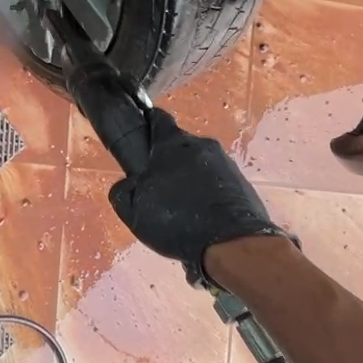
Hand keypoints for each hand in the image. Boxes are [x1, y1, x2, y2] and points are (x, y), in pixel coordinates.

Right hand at [107, 108, 284, 280]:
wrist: (230, 243)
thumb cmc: (175, 222)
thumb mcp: (132, 212)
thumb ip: (122, 191)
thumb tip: (128, 183)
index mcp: (172, 145)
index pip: (158, 119)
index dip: (148, 122)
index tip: (141, 131)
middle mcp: (201, 145)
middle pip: (179, 144)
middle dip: (168, 159)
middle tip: (158, 185)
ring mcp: (225, 161)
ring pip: (198, 162)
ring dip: (189, 176)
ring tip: (182, 205)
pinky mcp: (241, 180)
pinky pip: (216, 179)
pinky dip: (206, 189)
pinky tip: (201, 212)